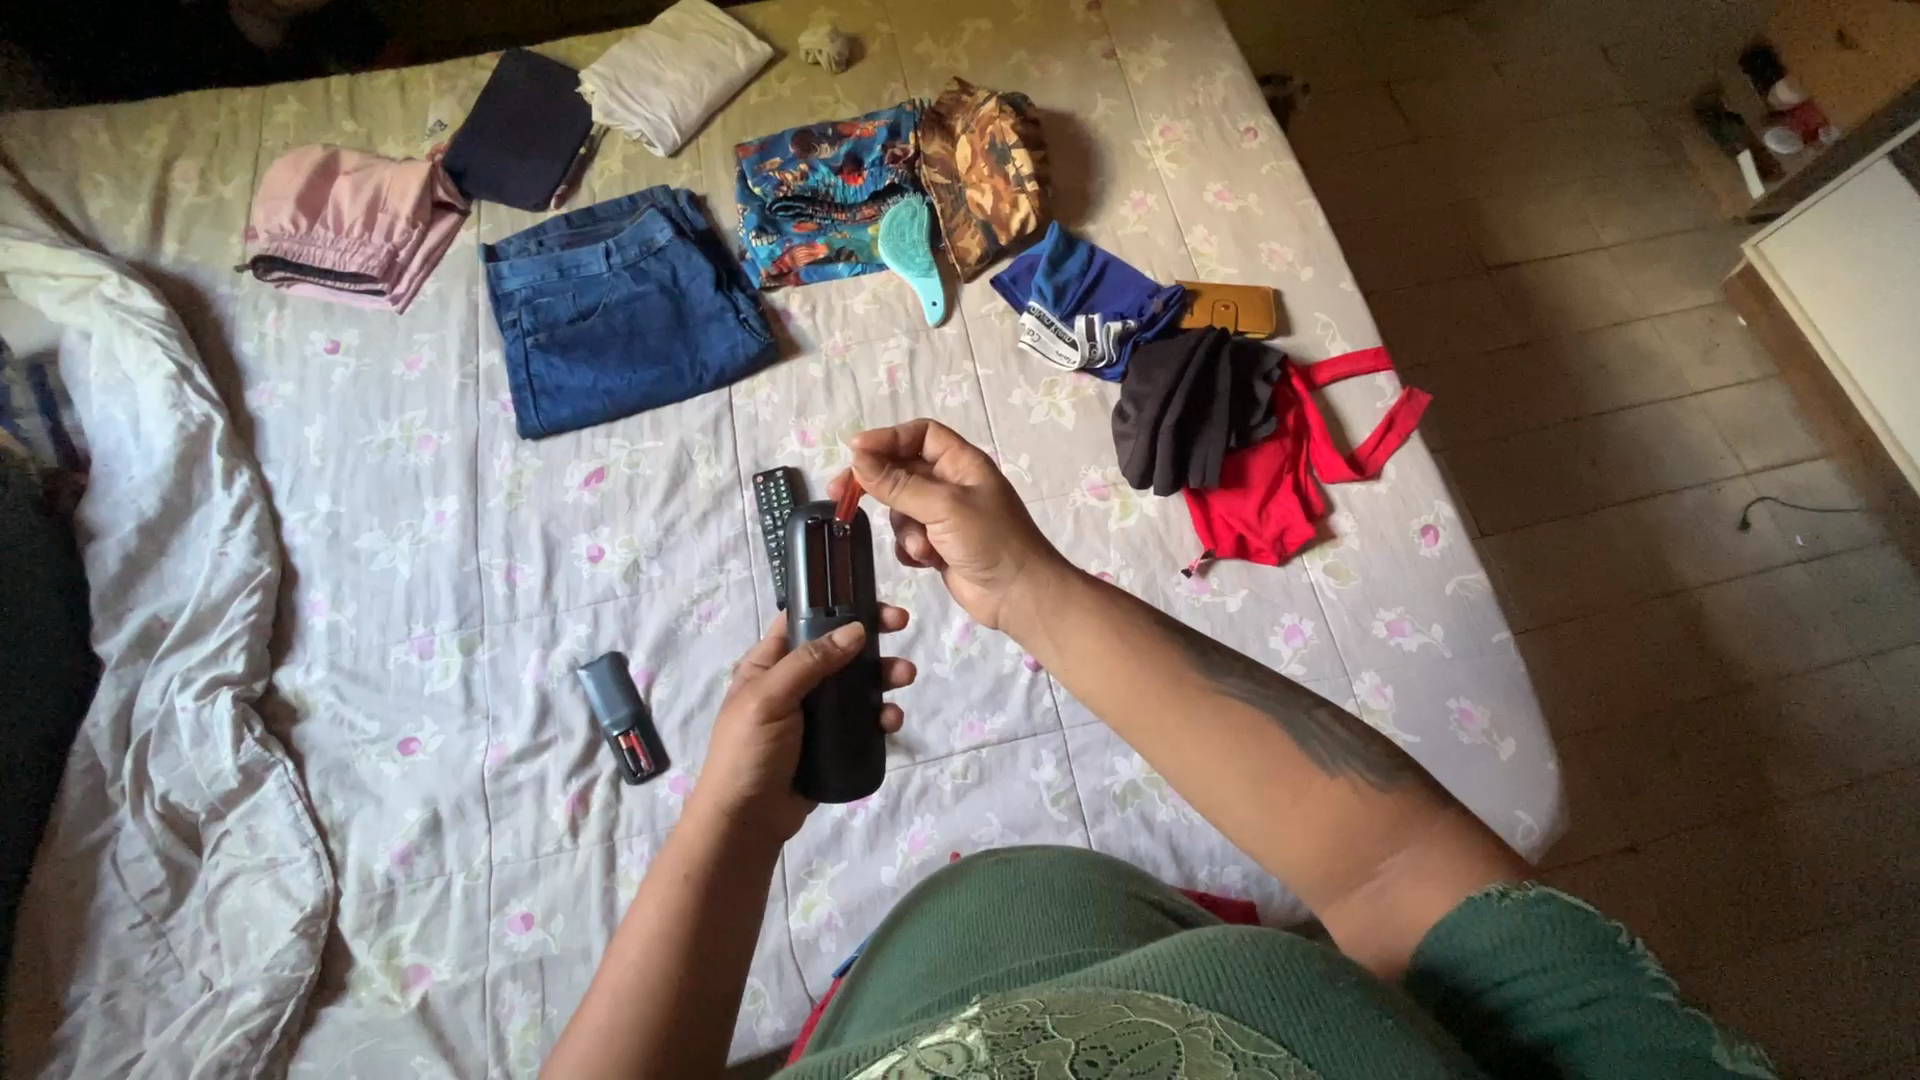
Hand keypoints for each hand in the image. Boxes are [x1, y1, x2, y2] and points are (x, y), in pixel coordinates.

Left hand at [690, 606, 913, 840]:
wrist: (747, 822)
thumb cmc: (747, 752)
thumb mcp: (769, 699)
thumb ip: (810, 662)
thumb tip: (856, 629)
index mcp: (770, 664)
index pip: (804, 619)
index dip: (837, 605)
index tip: (871, 600)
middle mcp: (796, 683)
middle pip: (841, 649)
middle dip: (873, 638)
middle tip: (902, 627)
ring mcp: (816, 713)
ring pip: (858, 683)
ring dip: (885, 675)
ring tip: (905, 677)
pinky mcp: (834, 742)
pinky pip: (864, 720)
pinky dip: (882, 716)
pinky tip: (892, 721)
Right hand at [829, 419, 1067, 630]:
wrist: (1019, 595)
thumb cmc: (991, 541)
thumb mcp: (944, 506)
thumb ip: (899, 484)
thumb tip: (858, 458)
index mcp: (962, 463)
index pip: (919, 435)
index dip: (887, 439)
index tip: (854, 451)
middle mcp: (952, 485)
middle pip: (902, 471)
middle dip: (877, 485)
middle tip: (841, 495)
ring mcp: (945, 517)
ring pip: (901, 509)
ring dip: (905, 529)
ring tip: (923, 547)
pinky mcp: (939, 546)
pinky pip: (907, 538)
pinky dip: (910, 549)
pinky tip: (925, 561)